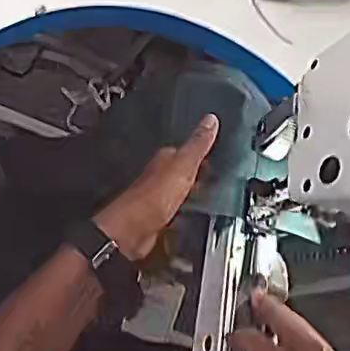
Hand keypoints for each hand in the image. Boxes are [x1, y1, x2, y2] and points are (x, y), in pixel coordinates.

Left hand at [93, 114, 218, 257]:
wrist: (133, 231)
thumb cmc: (152, 197)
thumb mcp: (183, 166)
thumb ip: (198, 144)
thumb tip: (210, 119)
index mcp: (165, 159)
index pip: (186, 148)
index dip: (202, 149)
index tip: (216, 148)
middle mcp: (160, 176)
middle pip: (183, 170)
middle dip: (198, 171)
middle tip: (215, 172)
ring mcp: (158, 197)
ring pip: (180, 190)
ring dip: (193, 191)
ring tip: (209, 193)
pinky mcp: (158, 217)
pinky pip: (177, 210)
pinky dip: (187, 210)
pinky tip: (193, 213)